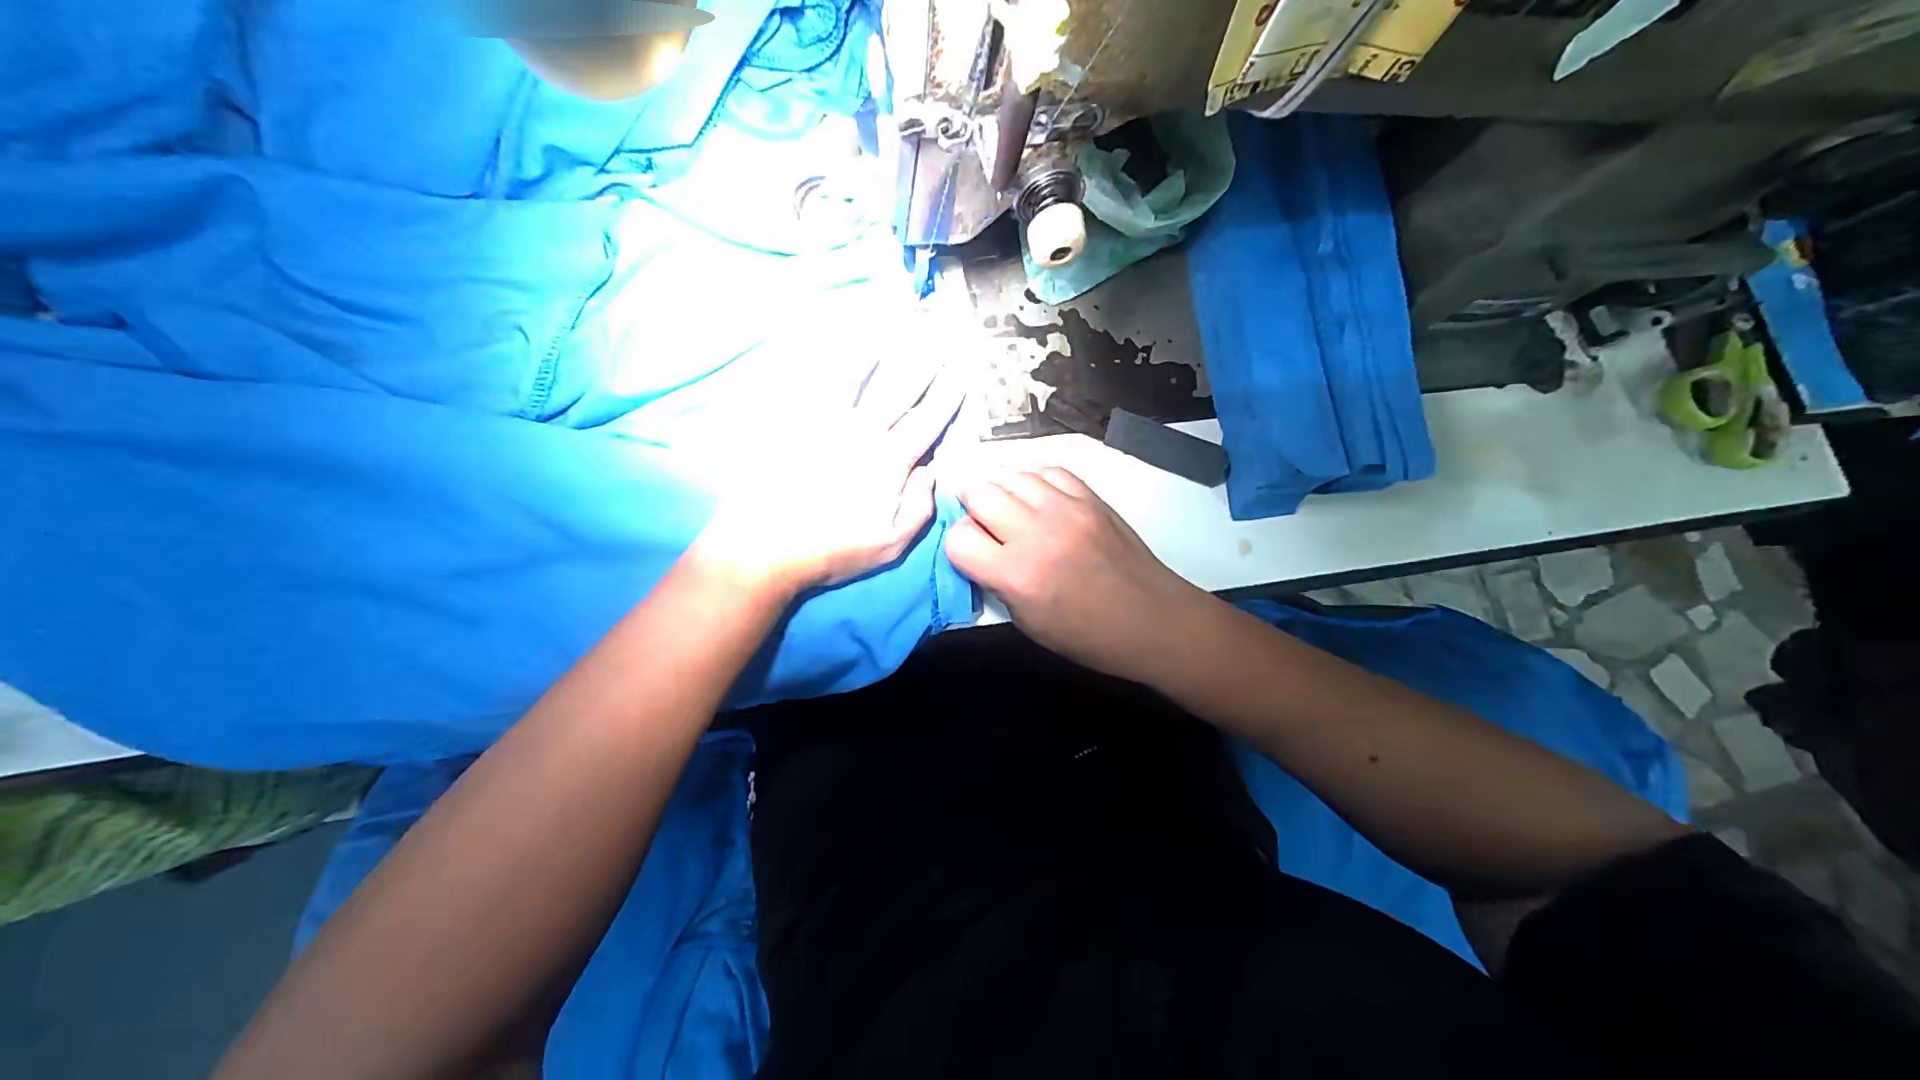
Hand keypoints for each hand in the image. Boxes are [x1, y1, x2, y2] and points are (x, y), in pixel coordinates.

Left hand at [694, 364, 962, 592]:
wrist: (763, 547)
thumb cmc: (831, 550)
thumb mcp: (890, 544)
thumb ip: (919, 507)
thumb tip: (930, 471)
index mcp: (889, 462)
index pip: (926, 422)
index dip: (946, 397)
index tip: (960, 374)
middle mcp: (861, 433)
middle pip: (897, 391)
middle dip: (921, 363)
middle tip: (937, 339)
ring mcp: (824, 423)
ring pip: (855, 378)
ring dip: (875, 351)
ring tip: (889, 328)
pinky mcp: (793, 423)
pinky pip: (813, 385)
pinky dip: (826, 364)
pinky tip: (832, 347)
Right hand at [943, 467, 1211, 681]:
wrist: (1152, 621)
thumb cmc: (1087, 636)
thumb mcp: (1027, 622)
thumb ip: (995, 582)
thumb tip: (977, 549)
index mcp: (1017, 575)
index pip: (958, 537)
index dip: (958, 545)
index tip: (972, 553)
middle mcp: (1036, 534)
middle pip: (979, 493)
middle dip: (972, 508)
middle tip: (985, 525)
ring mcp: (1066, 510)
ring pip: (1012, 475)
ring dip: (1003, 492)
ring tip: (1012, 511)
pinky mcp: (1091, 498)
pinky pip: (1048, 471)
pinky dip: (1036, 483)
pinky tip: (1040, 501)